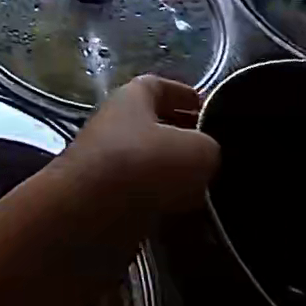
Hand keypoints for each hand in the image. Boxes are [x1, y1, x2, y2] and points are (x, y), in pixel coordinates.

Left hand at [56, 75, 219, 218]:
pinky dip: (163, 204)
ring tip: (209, 191)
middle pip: (156, 125)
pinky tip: (187, 219)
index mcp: (132, 97)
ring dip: (175, 176)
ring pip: (150, 164)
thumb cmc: (143, 165)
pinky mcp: (106, 201)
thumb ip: (208, 147)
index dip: (186, 95)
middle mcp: (116, 124)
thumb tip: (206, 156)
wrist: (89, 217)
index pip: (161, 85)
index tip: (211, 110)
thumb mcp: (196, 150)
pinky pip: (142, 197)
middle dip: (184, 138)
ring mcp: (108, 163)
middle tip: (217, 156)